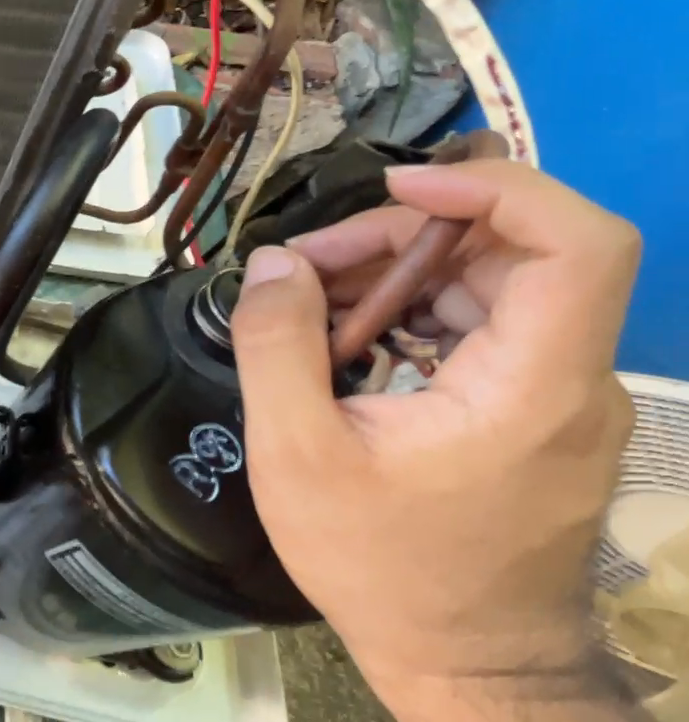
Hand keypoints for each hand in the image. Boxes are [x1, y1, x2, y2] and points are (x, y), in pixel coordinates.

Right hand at [230, 160, 639, 719]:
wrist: (466, 662)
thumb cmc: (382, 563)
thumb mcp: (297, 452)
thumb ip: (278, 345)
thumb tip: (275, 262)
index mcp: (533, 386)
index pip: (576, 243)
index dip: (494, 190)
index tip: (393, 189)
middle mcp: (569, 379)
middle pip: (511, 255)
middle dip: (398, 238)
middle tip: (300, 267)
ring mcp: (555, 396)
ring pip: (487, 287)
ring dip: (390, 274)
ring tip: (303, 303)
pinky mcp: (529, 411)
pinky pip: (476, 327)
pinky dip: (404, 311)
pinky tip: (337, 339)